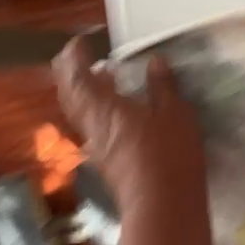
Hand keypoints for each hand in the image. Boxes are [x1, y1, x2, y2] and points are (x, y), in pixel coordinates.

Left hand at [53, 37, 208, 217]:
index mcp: (104, 108)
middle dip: (70, 73)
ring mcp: (97, 145)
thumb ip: (162, 86)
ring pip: (80, 111)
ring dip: (84, 90)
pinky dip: (98, 106)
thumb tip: (154, 62)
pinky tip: (117, 107)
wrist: (162, 202)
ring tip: (101, 76)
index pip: (77, 77)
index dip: (75, 57)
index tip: (81, 41)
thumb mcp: (174, 112)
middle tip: (79, 56)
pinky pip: (94, 124)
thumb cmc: (169, 152)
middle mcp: (92, 125)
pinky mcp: (107, 159)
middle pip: (70, 95)